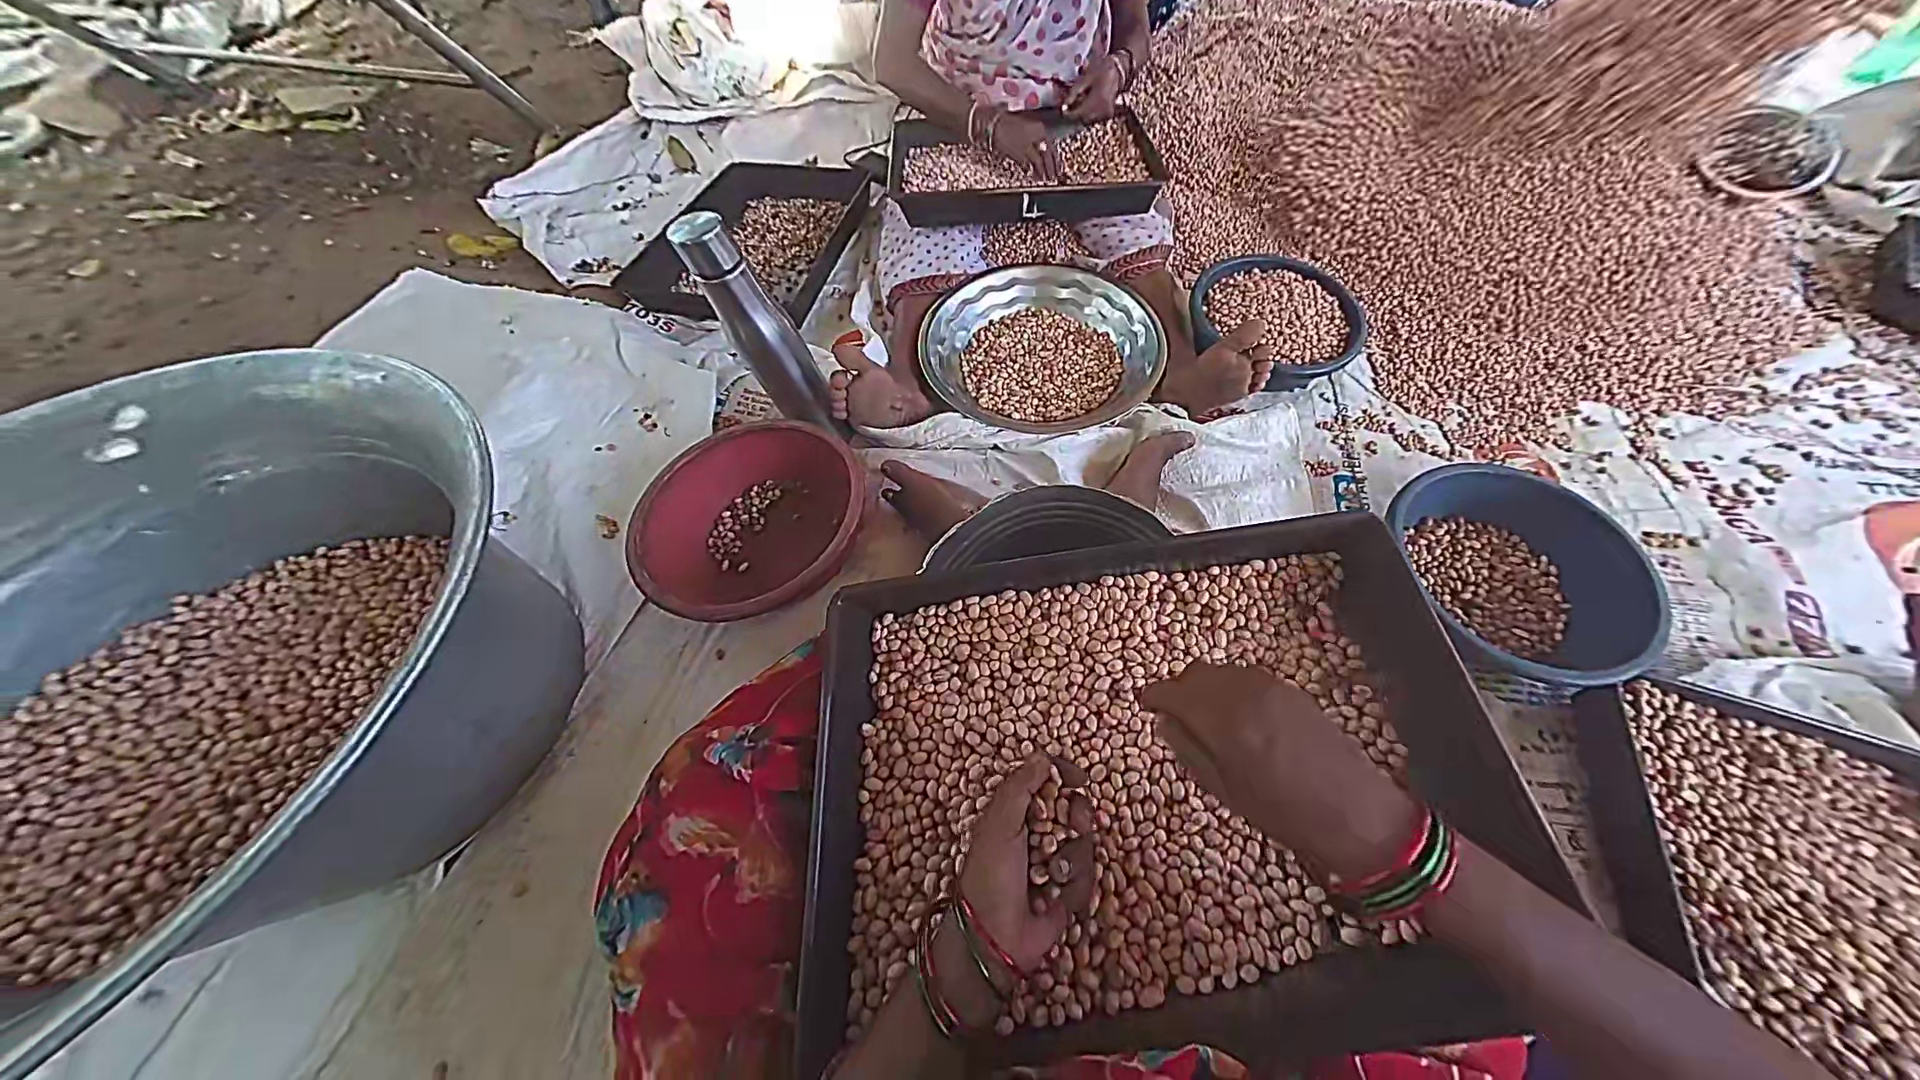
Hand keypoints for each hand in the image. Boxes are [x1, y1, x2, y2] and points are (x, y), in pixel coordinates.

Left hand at [957, 753, 1094, 975]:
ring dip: (1071, 859)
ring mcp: (1053, 859)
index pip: (1045, 779)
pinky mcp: (1068, 887)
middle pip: (1073, 807)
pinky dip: (1073, 885)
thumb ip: (1021, 787)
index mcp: (1015, 810)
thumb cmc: (991, 876)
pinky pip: (1088, 873)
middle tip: (1074, 827)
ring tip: (1051, 876)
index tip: (1079, 779)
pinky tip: (1055, 898)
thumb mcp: (1000, 825)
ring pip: (1084, 842)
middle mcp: (1036, 830)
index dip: (1063, 774)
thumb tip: (1042, 756)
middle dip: (1077, 817)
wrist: (996, 939)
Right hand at [990, 110, 1063, 182]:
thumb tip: (1045, 149)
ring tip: (1045, 179)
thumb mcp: (1029, 125)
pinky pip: (1027, 166)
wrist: (995, 124)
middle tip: (1053, 177)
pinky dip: (1031, 172)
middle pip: (1046, 157)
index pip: (1052, 148)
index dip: (1056, 160)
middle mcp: (1035, 137)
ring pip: (1038, 163)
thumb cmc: (1010, 122)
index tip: (1059, 168)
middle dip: (1051, 168)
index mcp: (1039, 128)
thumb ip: (1038, 137)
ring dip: (1042, 172)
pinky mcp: (1017, 155)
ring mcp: (1026, 147)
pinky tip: (1034, 176)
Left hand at [1063, 54, 1122, 121]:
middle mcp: (1102, 110)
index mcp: (1097, 100)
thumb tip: (1064, 105)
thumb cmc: (1101, 70)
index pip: (1079, 113)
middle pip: (1083, 119)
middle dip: (1074, 114)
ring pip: (1088, 120)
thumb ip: (1075, 92)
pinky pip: (1094, 118)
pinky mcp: (1108, 114)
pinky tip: (1087, 105)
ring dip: (1081, 115)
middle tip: (1069, 107)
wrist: (1118, 70)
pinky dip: (1088, 114)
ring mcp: (1106, 113)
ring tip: (1078, 104)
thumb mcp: (1086, 78)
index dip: (1069, 113)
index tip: (1063, 110)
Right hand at [1138, 663, 1416, 881]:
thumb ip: (1187, 748)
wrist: (1354, 812)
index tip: (1145, 705)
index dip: (1153, 695)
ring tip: (1205, 717)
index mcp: (1223, 721)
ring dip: (1204, 687)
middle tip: (1172, 714)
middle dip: (1178, 689)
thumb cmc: (1282, 811)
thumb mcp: (1223, 788)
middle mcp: (1244, 693)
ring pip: (1220, 672)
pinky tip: (1235, 715)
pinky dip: (1229, 688)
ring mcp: (1270, 687)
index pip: (1173, 691)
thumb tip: (1164, 720)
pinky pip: (1244, 677)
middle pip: (1194, 674)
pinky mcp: (1289, 689)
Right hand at [1154, 318, 1274, 416]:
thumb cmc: (1180, 377)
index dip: (1255, 326)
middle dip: (1258, 347)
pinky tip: (1249, 376)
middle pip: (1265, 349)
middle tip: (1245, 349)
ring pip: (1266, 366)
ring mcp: (1243, 382)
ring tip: (1247, 363)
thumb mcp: (1181, 349)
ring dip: (1260, 362)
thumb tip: (1178, 296)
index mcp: (1224, 352)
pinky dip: (1258, 377)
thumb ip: (1185, 324)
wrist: (1180, 405)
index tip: (1250, 328)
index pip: (1255, 330)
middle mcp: (1239, 367)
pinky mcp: (1242, 394)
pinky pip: (1260, 382)